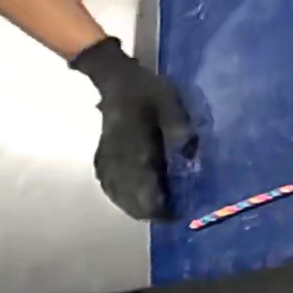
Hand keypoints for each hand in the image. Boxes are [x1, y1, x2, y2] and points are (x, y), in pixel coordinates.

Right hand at [70, 38, 197, 218]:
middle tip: (173, 212)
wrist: (114, 80)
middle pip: (133, 201)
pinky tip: (135, 198)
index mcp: (136, 152)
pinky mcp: (102, 159)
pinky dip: (123, 198)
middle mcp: (119, 163)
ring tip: (158, 209)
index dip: (162, 208)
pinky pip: (111, 187)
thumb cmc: (146, 91)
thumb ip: (180, 128)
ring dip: (138, 207)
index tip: (178, 213)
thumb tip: (191, 155)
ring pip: (120, 197)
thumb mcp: (170, 103)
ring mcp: (107, 162)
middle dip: (152, 212)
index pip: (147, 193)